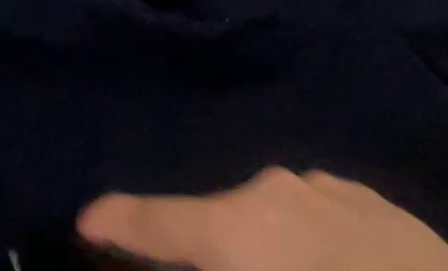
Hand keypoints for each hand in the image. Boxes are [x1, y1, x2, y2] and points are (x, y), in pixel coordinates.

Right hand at [77, 167, 447, 270]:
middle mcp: (274, 189)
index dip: (117, 222)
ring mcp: (322, 186)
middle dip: (192, 248)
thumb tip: (190, 247)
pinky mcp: (360, 195)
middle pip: (211, 221)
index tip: (87, 218)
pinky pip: (304, 216)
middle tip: (185, 266)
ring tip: (256, 269)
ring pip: (262, 217)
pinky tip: (313, 268)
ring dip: (248, 248)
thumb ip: (207, 256)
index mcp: (239, 226)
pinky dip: (292, 242)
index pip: (158, 221)